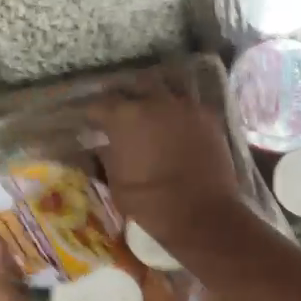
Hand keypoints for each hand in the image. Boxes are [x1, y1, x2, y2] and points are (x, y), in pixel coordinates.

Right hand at [87, 75, 242, 252]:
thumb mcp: (117, 185)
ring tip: (152, 112)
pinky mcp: (208, 116)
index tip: (92, 124)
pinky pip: (189, 104)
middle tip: (123, 112)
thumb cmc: (151, 204)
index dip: (94, 114)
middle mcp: (154, 101)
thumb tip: (101, 146)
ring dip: (155, 98)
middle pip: (134, 86)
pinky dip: (180, 111)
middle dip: (126, 96)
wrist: (203, 214)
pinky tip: (178, 124)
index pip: (100, 104)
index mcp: (124, 117)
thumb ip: (107, 158)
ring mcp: (185, 106)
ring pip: (165, 88)